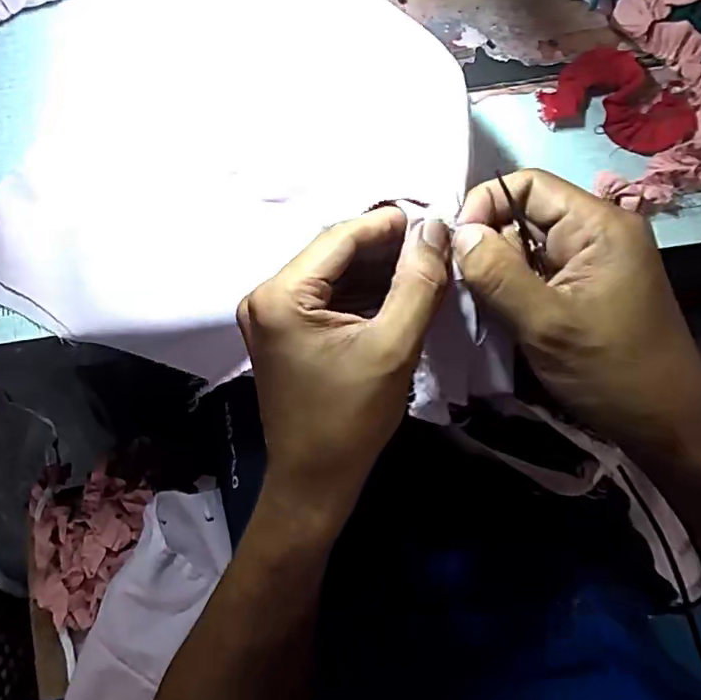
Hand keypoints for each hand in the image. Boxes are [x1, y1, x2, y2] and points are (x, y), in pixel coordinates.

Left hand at [238, 206, 450, 526]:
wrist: (315, 481)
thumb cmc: (351, 420)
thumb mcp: (394, 347)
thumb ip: (417, 283)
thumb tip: (433, 229)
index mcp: (281, 296)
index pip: (340, 238)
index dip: (387, 224)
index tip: (431, 218)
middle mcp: (267, 296)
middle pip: (335, 252)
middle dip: (386, 247)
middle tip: (433, 244)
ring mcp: (272, 313)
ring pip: (335, 272)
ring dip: (378, 268)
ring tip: (424, 264)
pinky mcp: (285, 329)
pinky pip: (329, 295)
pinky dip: (365, 290)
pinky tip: (399, 289)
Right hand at [454, 170, 700, 455]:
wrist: (668, 426)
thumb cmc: (612, 373)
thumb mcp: (546, 325)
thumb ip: (498, 273)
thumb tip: (459, 233)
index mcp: (598, 224)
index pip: (528, 184)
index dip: (486, 204)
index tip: (459, 247)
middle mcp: (599, 230)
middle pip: (526, 213)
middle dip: (492, 244)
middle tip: (472, 286)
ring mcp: (596, 259)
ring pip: (529, 244)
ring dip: (503, 270)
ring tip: (491, 305)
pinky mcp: (590, 285)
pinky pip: (541, 270)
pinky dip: (518, 287)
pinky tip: (509, 313)